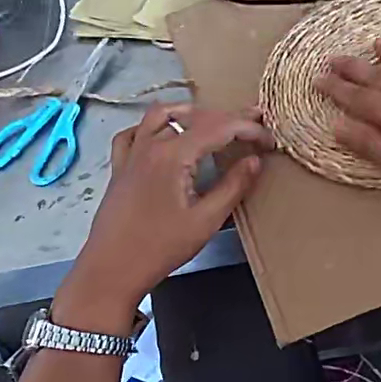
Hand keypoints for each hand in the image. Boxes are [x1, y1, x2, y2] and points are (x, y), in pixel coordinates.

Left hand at [55, 104, 269, 332]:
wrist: (112, 269)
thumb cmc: (160, 248)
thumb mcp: (205, 221)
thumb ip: (233, 187)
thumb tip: (255, 161)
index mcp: (174, 155)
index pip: (220, 127)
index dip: (249, 130)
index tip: (269, 142)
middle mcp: (151, 145)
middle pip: (195, 116)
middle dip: (229, 118)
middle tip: (255, 124)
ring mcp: (132, 154)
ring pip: (162, 115)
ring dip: (191, 112)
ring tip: (213, 121)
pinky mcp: (120, 168)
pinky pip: (134, 133)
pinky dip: (153, 127)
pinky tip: (165, 135)